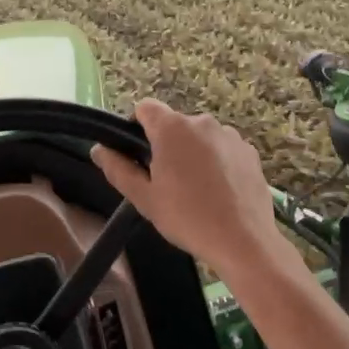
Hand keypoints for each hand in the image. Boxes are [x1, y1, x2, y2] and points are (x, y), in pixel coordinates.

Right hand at [91, 100, 282, 275]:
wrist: (243, 240)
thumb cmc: (187, 218)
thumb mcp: (144, 198)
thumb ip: (118, 169)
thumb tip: (99, 149)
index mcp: (172, 128)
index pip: (145, 108)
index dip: (137, 127)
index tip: (138, 155)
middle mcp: (202, 121)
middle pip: (175, 125)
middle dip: (167, 146)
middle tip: (166, 182)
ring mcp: (230, 135)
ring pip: (201, 137)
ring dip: (193, 154)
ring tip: (196, 191)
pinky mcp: (250, 151)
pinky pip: (224, 149)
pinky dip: (218, 162)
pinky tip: (220, 192)